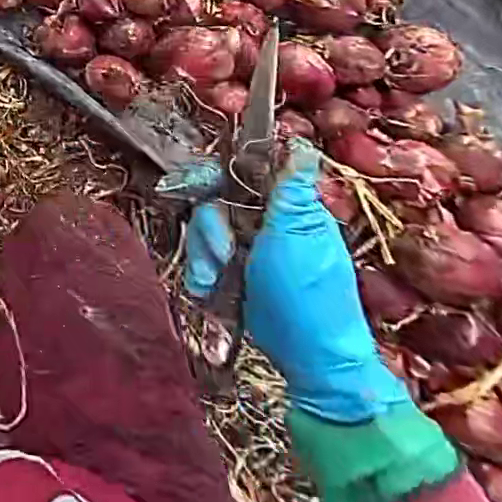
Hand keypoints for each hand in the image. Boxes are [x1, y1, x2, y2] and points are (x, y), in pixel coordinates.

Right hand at [185, 146, 408, 422]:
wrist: (311, 359)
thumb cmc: (309, 294)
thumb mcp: (299, 236)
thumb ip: (292, 189)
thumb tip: (300, 142)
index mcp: (284, 203)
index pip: (239, 168)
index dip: (212, 172)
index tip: (191, 184)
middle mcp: (263, 216)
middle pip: (213, 197)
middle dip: (208, 225)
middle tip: (219, 252)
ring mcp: (247, 243)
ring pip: (204, 226)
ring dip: (204, 253)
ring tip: (216, 279)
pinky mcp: (233, 269)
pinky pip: (203, 255)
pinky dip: (201, 270)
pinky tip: (210, 288)